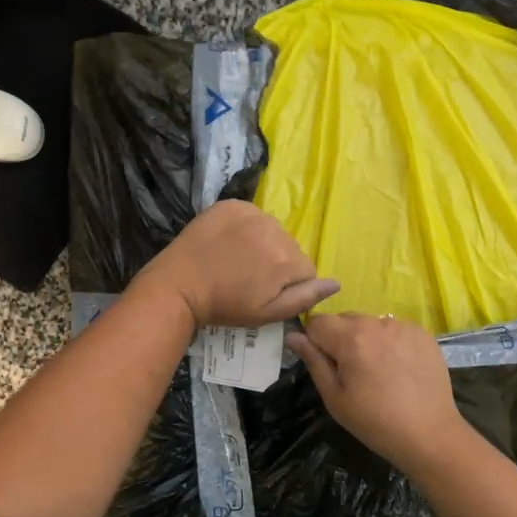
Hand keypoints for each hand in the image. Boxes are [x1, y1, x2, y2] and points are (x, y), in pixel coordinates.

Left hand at [133, 201, 338, 327]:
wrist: (179, 285)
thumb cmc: (225, 306)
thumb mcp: (268, 312)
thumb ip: (305, 298)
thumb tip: (336, 283)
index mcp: (288, 259)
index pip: (306, 269)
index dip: (288, 284)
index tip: (264, 292)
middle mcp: (276, 229)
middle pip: (290, 247)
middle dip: (276, 262)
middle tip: (247, 278)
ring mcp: (252, 213)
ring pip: (272, 230)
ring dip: (262, 243)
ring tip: (236, 260)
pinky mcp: (232, 204)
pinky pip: (251, 215)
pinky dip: (245, 227)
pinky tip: (228, 243)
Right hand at [288, 313, 466, 472]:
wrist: (428, 433)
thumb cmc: (374, 421)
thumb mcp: (335, 397)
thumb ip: (313, 361)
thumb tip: (293, 336)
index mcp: (351, 339)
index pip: (317, 321)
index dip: (313, 340)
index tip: (324, 363)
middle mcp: (377, 323)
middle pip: (344, 318)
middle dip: (339, 338)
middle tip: (350, 371)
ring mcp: (403, 326)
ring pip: (370, 323)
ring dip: (365, 338)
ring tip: (376, 370)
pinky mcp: (423, 334)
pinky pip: (394, 329)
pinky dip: (389, 342)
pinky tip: (397, 368)